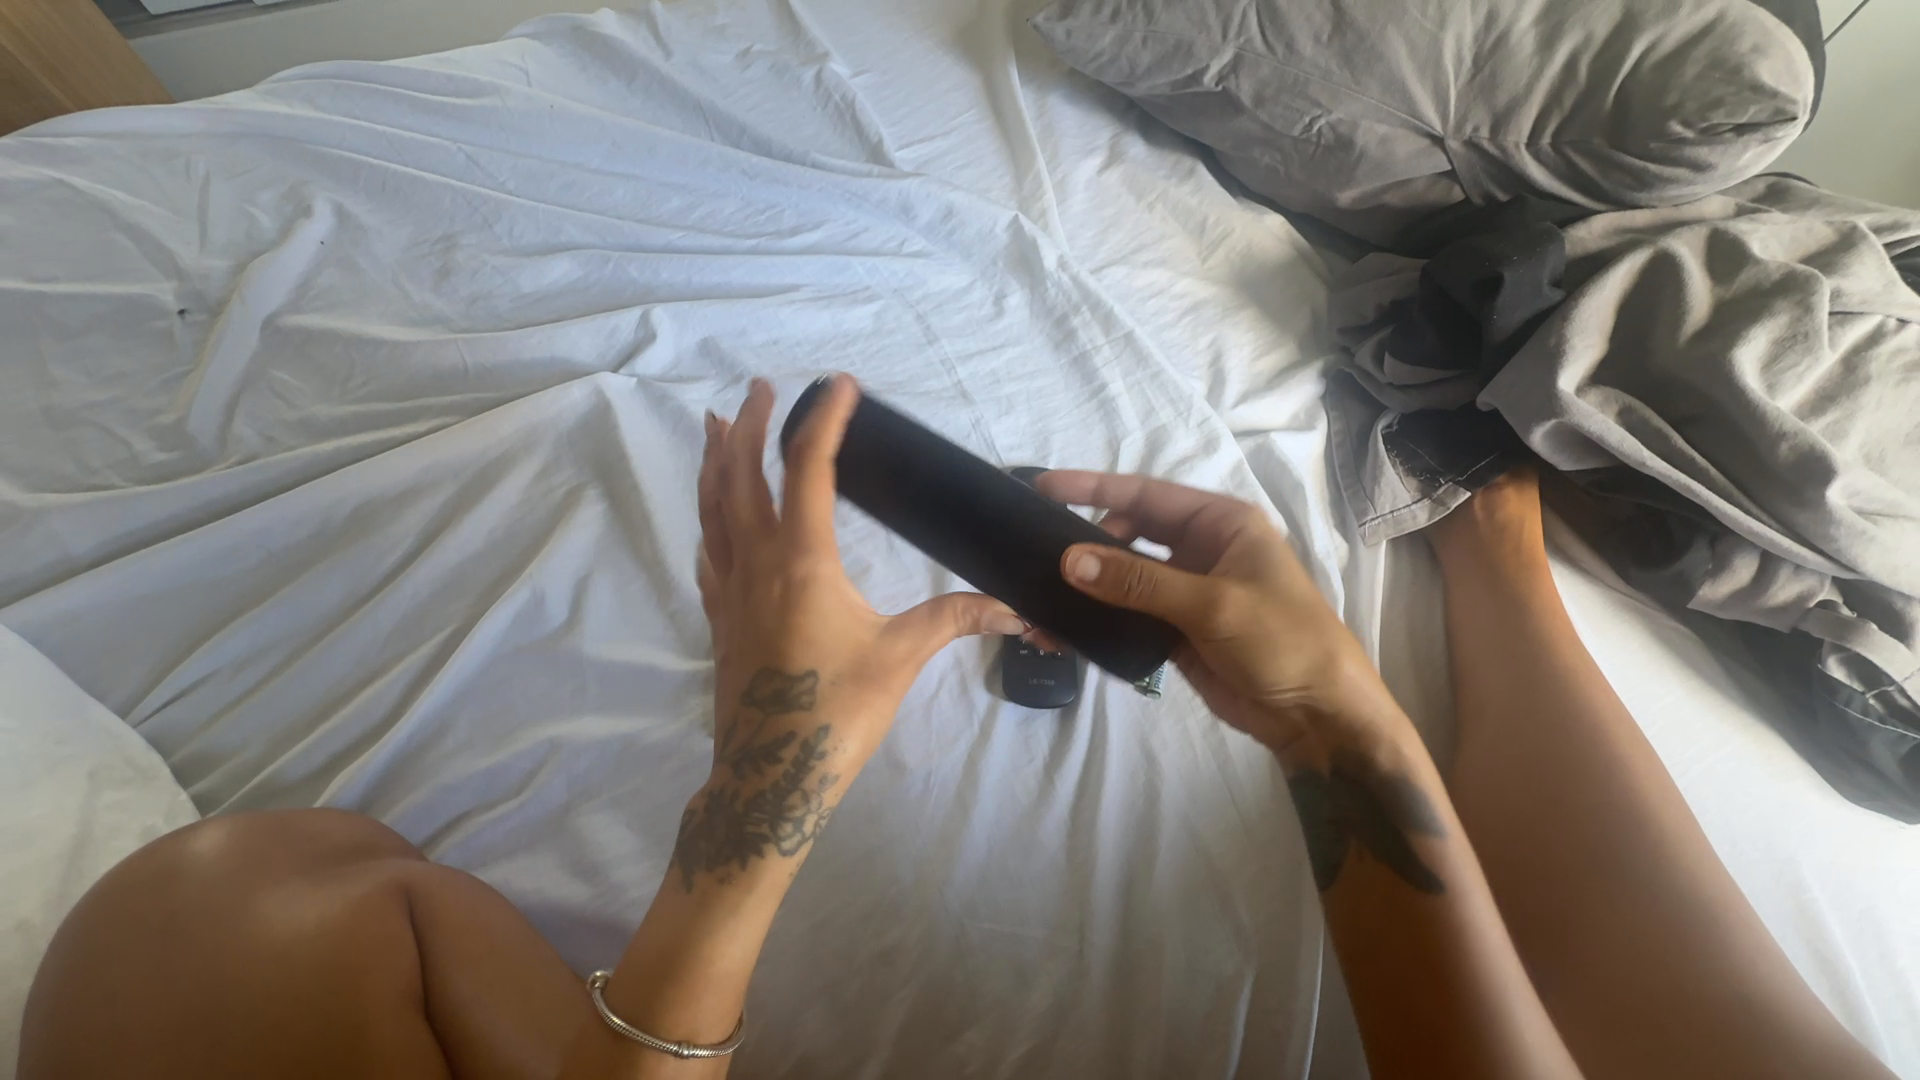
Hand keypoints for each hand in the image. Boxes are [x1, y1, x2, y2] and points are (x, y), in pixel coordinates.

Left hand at [681, 376, 1021, 888]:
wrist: (769, 779)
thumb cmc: (837, 713)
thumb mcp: (901, 658)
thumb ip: (954, 619)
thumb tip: (1015, 609)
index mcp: (803, 561)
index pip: (809, 470)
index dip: (825, 421)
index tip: (840, 386)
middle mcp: (756, 563)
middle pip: (742, 476)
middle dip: (752, 426)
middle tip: (760, 389)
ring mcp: (729, 590)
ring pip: (711, 509)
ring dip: (716, 463)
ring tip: (718, 425)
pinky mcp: (719, 618)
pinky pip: (707, 552)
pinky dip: (709, 518)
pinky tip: (713, 517)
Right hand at [1034, 471, 1405, 761]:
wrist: (1317, 716)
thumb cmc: (1282, 639)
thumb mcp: (1211, 603)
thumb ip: (1138, 581)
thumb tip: (1069, 561)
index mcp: (1220, 523)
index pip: (1145, 495)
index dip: (1092, 488)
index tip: (1042, 487)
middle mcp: (1199, 549)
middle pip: (1128, 533)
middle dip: (1085, 545)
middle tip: (1040, 560)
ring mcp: (1185, 591)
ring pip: (1122, 577)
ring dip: (1086, 587)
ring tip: (1041, 599)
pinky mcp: (1174, 629)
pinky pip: (1126, 615)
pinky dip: (1097, 621)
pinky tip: (1065, 632)